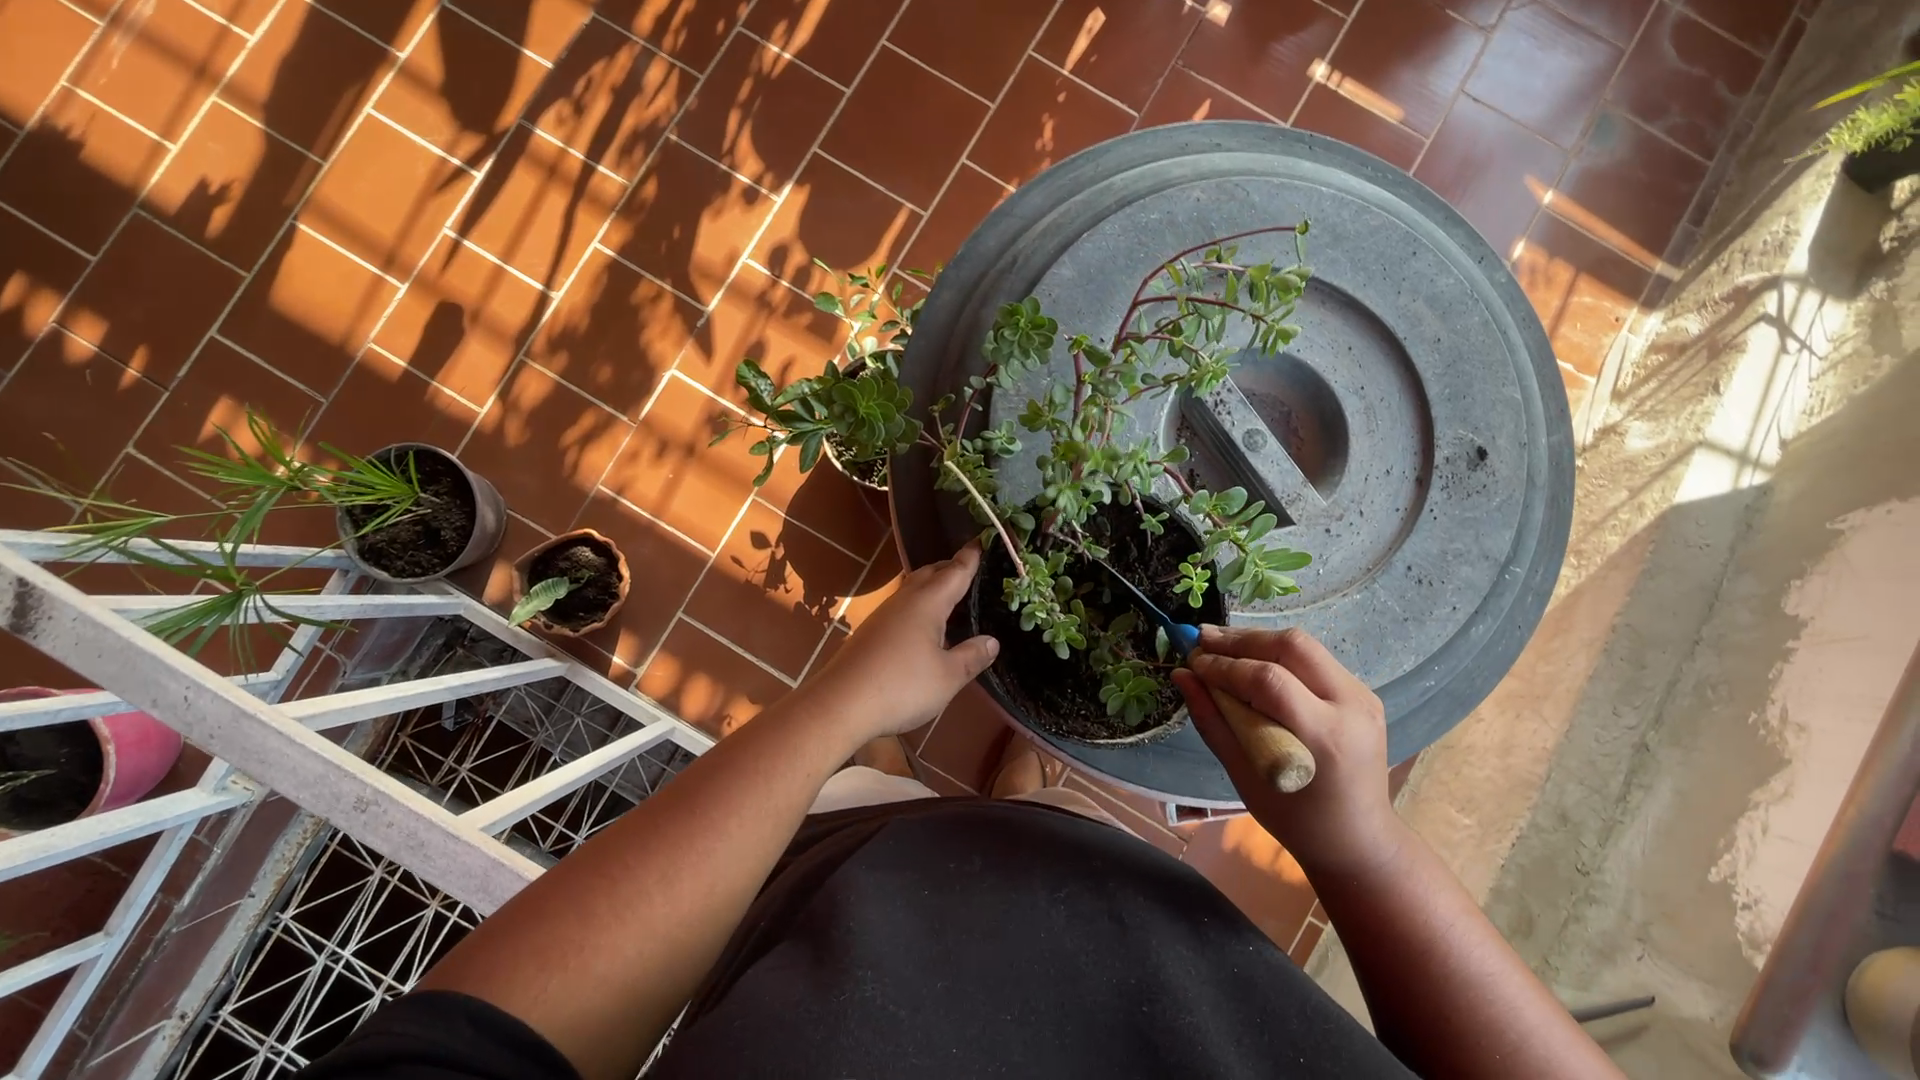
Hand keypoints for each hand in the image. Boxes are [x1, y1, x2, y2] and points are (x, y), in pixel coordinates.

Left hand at [803, 544, 998, 739]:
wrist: (840, 705)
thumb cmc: (901, 686)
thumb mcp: (948, 677)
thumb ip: (972, 656)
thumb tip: (992, 641)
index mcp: (927, 603)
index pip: (955, 572)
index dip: (970, 558)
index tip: (981, 541)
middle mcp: (904, 601)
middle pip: (929, 574)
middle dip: (950, 569)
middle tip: (970, 570)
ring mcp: (883, 616)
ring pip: (912, 590)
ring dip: (932, 588)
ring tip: (952, 598)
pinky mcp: (870, 633)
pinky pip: (902, 609)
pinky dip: (919, 607)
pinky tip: (924, 628)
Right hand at [1172, 627, 1403, 877]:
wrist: (1357, 839)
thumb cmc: (1296, 820)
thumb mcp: (1244, 777)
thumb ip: (1213, 721)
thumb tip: (1183, 676)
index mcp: (1325, 736)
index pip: (1269, 681)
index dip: (1225, 665)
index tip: (1192, 661)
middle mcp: (1351, 706)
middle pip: (1293, 647)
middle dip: (1242, 639)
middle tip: (1202, 639)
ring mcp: (1363, 696)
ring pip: (1305, 646)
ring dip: (1258, 641)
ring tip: (1220, 645)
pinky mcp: (1362, 693)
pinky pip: (1314, 660)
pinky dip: (1277, 654)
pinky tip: (1251, 663)